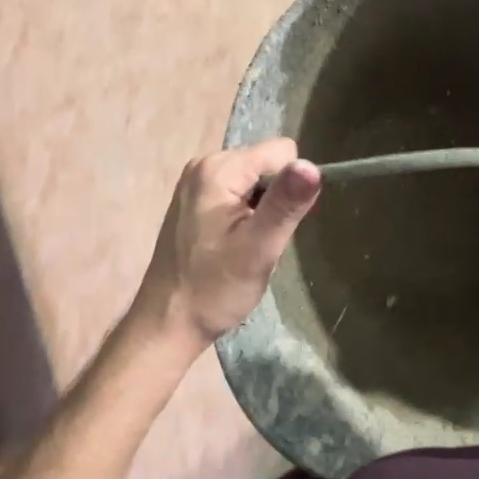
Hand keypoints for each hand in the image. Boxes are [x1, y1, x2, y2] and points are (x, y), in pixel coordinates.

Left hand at [133, 140, 321, 350]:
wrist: (166, 325)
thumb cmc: (214, 290)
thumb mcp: (258, 249)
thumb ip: (285, 204)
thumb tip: (312, 166)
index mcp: (218, 169)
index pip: (282, 153)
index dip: (289, 190)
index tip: (274, 226)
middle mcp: (204, 163)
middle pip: (267, 164)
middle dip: (274, 200)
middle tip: (258, 240)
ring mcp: (196, 181)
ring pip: (256, 179)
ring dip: (261, 210)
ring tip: (245, 244)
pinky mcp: (194, 198)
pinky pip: (238, 191)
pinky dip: (245, 215)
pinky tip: (233, 243)